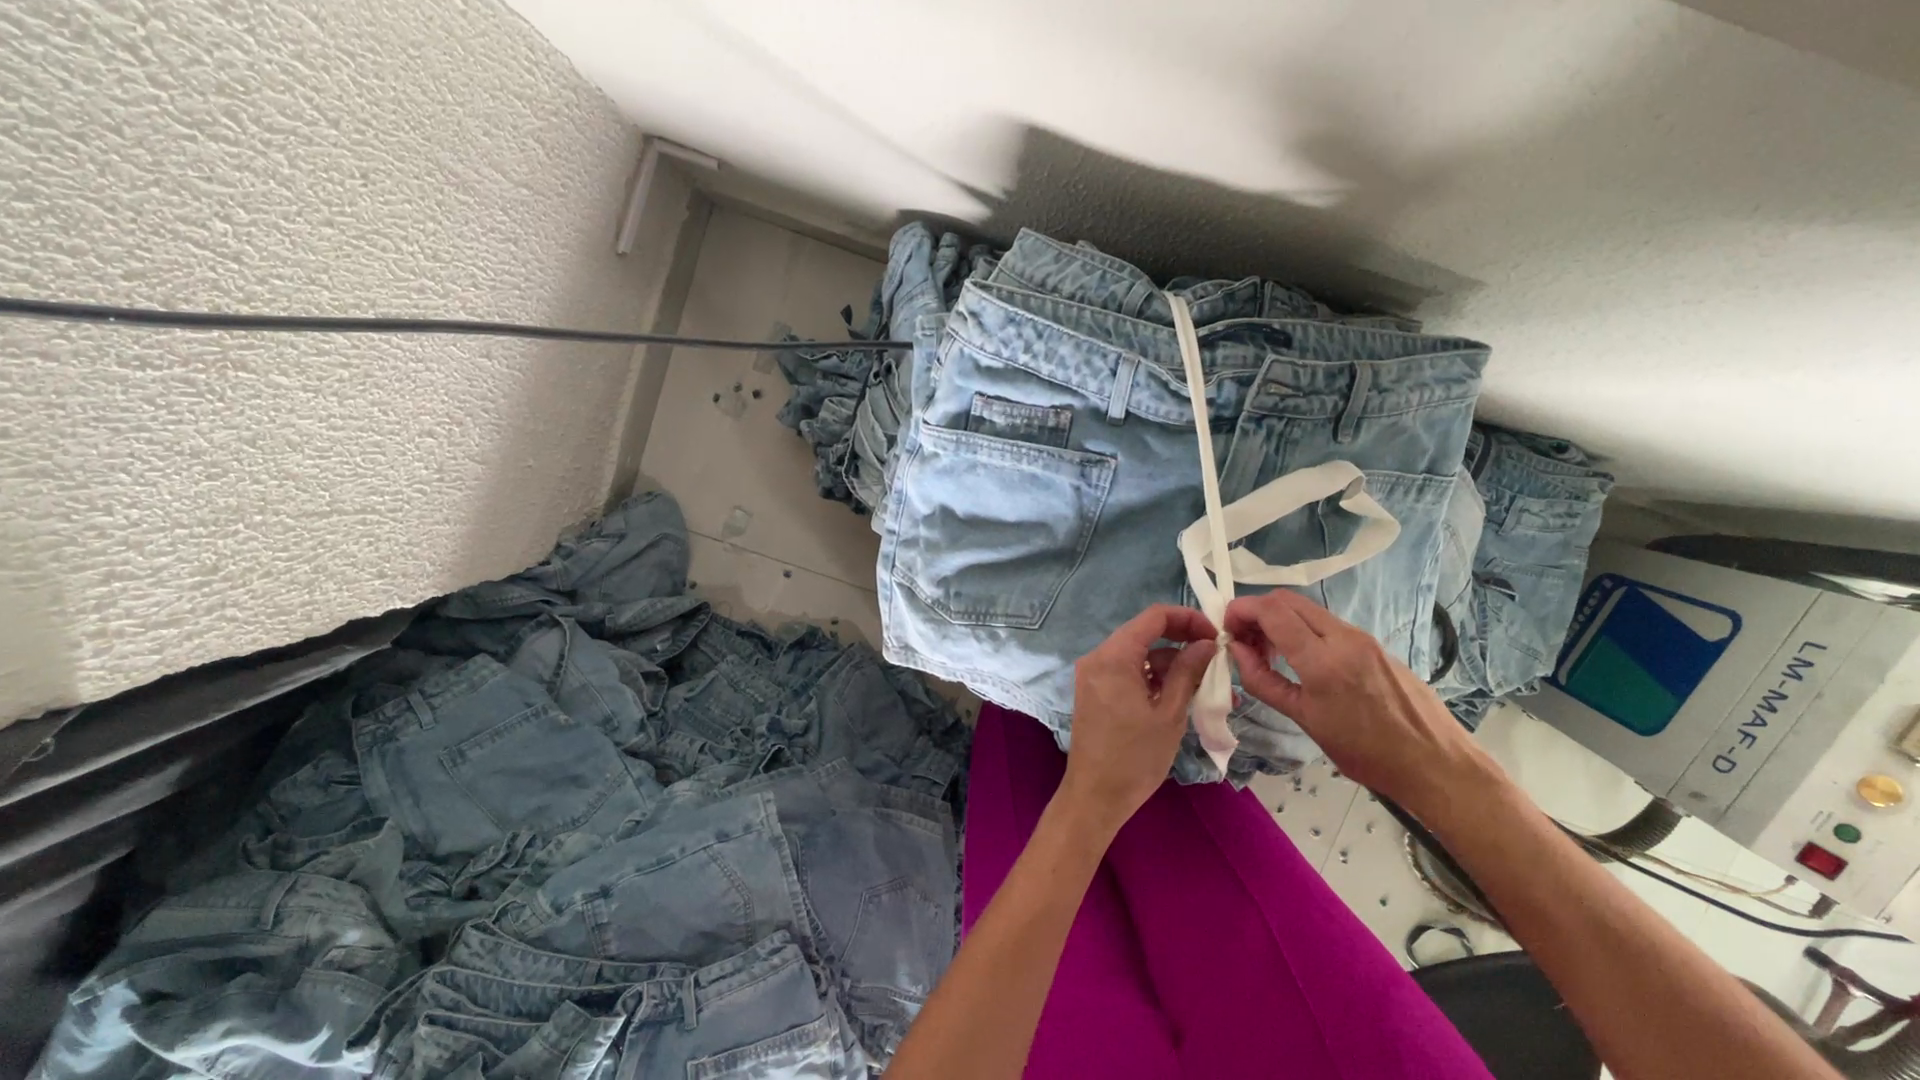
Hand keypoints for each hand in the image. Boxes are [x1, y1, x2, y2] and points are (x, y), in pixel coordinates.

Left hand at [1059, 604, 1218, 833]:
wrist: (1095, 797)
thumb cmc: (1135, 758)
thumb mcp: (1170, 713)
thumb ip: (1187, 671)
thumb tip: (1207, 643)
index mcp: (1113, 657)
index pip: (1154, 617)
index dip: (1188, 619)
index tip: (1217, 636)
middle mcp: (1098, 658)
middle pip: (1146, 634)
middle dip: (1183, 643)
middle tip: (1216, 660)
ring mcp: (1093, 675)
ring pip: (1139, 656)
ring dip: (1171, 666)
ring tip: (1208, 686)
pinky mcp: (1095, 692)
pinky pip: (1129, 673)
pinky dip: (1154, 679)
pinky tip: (1181, 696)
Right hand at [1223, 590, 1500, 814]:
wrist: (1434, 762)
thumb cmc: (1365, 751)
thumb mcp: (1305, 720)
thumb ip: (1265, 681)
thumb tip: (1236, 651)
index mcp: (1323, 659)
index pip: (1272, 611)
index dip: (1241, 610)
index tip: (1225, 628)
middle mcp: (1343, 637)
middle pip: (1289, 601)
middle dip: (1257, 611)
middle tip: (1242, 639)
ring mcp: (1363, 638)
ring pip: (1309, 610)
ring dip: (1280, 620)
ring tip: (1267, 653)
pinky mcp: (1375, 645)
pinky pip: (1328, 625)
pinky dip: (1303, 630)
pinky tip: (1299, 660)